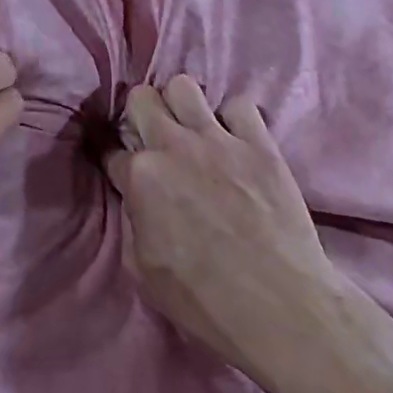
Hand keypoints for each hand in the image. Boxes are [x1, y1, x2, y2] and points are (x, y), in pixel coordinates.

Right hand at [103, 77, 342, 378]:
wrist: (280, 307)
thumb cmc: (205, 301)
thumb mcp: (143, 273)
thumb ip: (132, 223)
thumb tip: (136, 200)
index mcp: (141, 177)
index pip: (112, 151)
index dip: (114, 160)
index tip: (121, 166)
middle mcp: (173, 146)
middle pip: (141, 97)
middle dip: (139, 114)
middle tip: (152, 136)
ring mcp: (218, 139)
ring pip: (184, 85)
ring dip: (181, 104)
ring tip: (190, 127)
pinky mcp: (258, 142)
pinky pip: (239, 104)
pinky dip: (234, 119)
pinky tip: (236, 139)